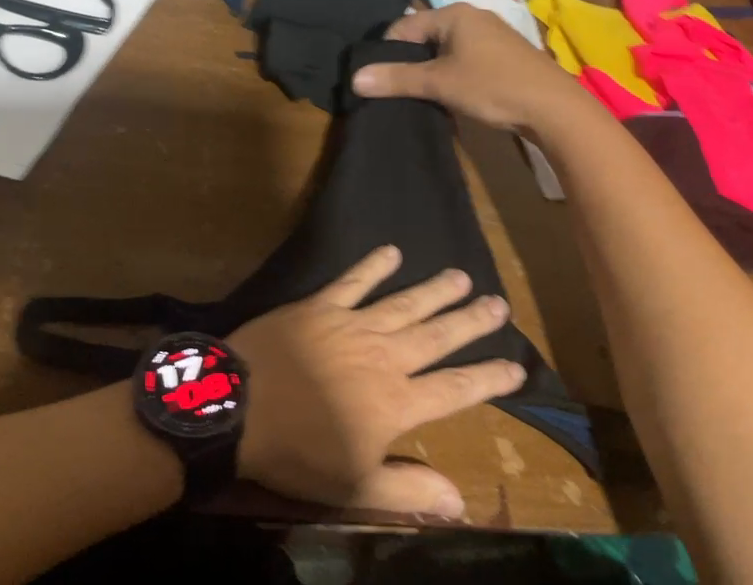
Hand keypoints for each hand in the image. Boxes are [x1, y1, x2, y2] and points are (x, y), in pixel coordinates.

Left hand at [227, 245, 525, 517]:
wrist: (235, 407)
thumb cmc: (294, 452)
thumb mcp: (353, 488)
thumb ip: (408, 490)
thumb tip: (461, 502)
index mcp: (396, 402)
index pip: (455, 389)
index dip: (488, 378)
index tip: (517, 366)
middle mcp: (384, 357)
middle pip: (438, 336)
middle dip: (471, 321)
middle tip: (499, 304)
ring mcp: (352, 326)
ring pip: (405, 303)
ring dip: (435, 290)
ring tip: (462, 276)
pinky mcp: (320, 306)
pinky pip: (353, 281)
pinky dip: (374, 265)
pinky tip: (392, 251)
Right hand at [350, 5, 580, 133]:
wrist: (554, 108)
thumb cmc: (492, 87)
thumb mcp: (439, 83)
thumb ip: (397, 79)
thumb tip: (355, 78)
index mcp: (454, 14)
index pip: (404, 27)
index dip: (387, 53)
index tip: (378, 81)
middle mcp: (472, 17)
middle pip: (424, 37)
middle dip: (410, 63)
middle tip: (397, 91)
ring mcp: (491, 35)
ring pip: (445, 51)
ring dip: (432, 72)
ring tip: (422, 98)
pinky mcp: (504, 56)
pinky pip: (464, 60)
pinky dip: (453, 76)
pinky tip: (452, 98)